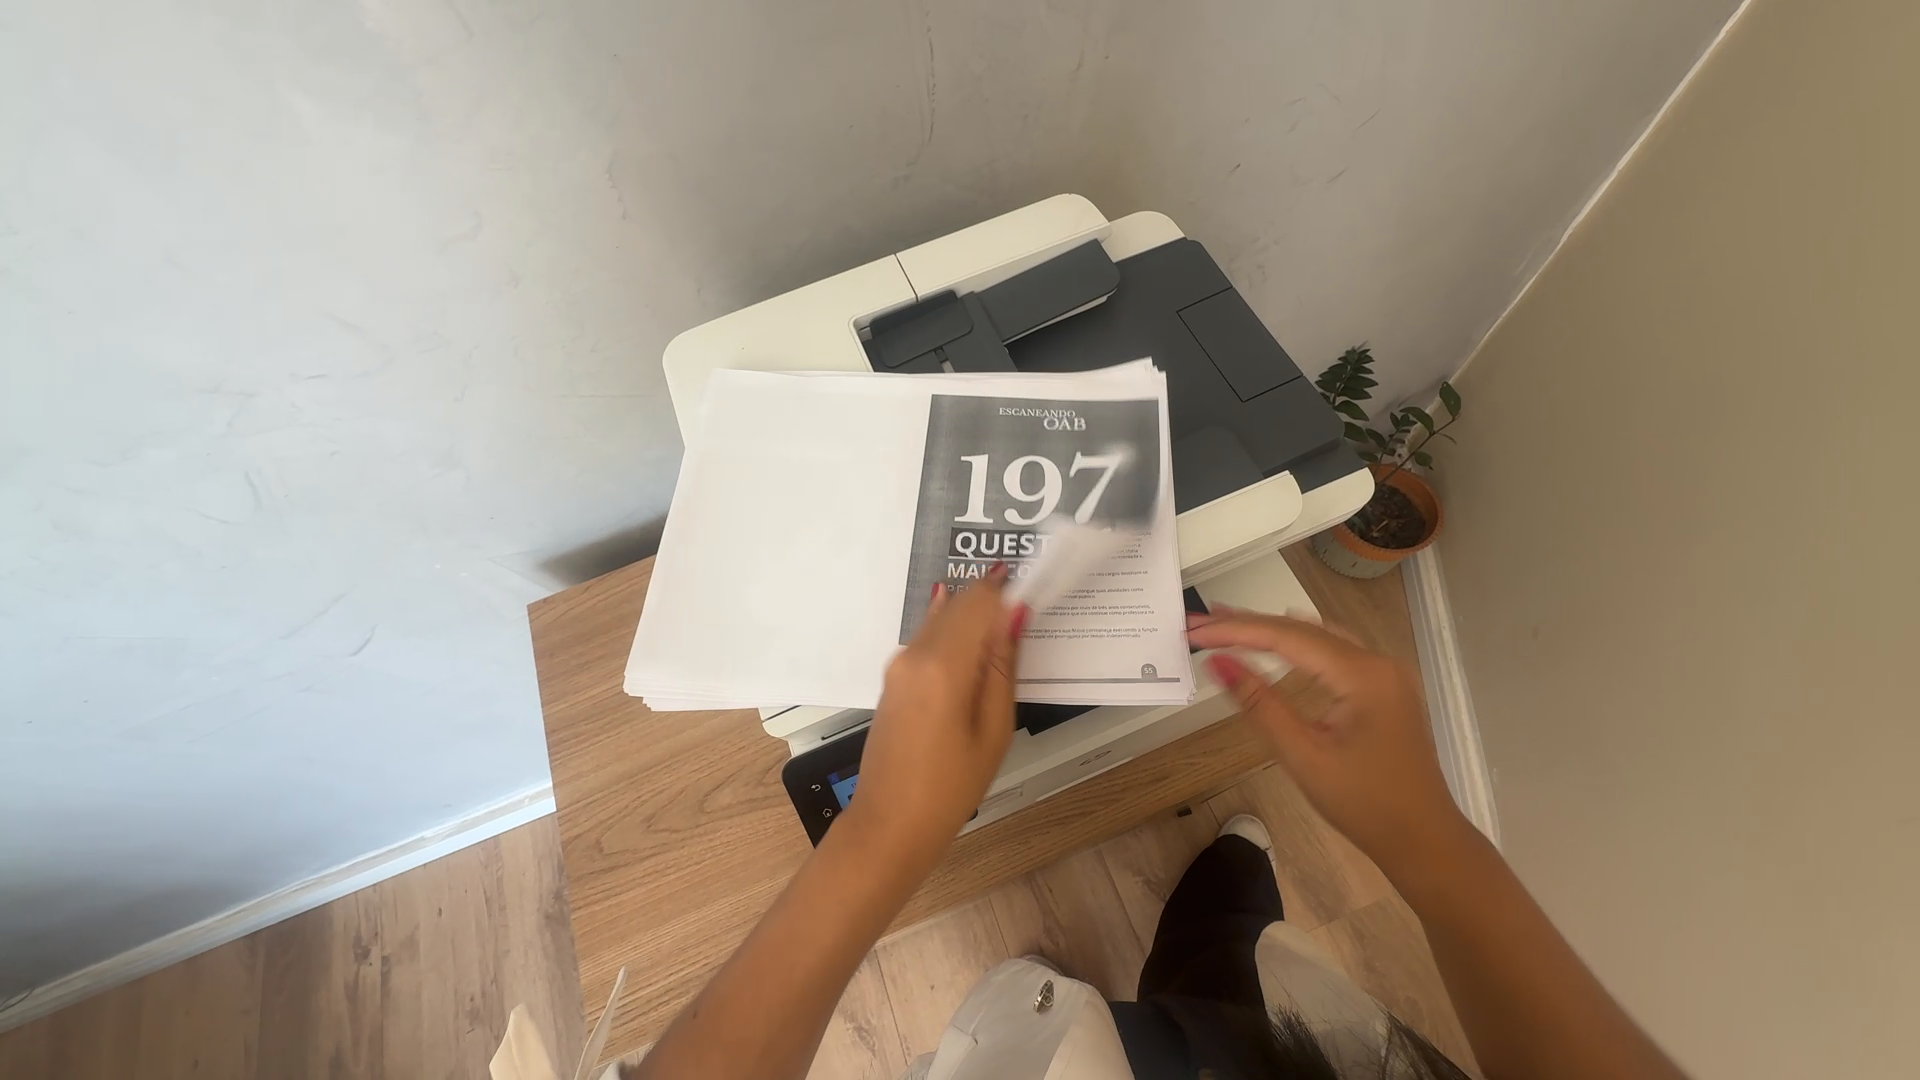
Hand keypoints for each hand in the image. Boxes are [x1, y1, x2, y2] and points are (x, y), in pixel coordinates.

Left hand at [842, 567, 1027, 869]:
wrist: (890, 823)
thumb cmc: (951, 785)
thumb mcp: (994, 728)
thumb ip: (1002, 665)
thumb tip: (1016, 615)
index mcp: (943, 664)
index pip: (978, 601)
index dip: (1006, 589)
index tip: (1032, 587)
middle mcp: (914, 653)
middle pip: (957, 603)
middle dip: (990, 599)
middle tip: (1024, 606)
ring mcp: (898, 664)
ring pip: (940, 618)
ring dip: (972, 615)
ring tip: (1005, 629)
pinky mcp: (892, 677)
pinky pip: (927, 638)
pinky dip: (953, 633)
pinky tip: (974, 645)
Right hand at [1186, 610, 1469, 874]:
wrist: (1425, 841)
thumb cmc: (1364, 804)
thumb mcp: (1302, 754)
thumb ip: (1259, 703)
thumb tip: (1217, 662)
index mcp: (1362, 674)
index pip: (1286, 637)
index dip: (1235, 630)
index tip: (1194, 630)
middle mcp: (1378, 662)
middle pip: (1302, 629)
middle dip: (1248, 624)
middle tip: (1200, 620)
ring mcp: (1385, 674)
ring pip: (1318, 636)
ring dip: (1272, 629)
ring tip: (1228, 624)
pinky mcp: (1384, 688)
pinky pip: (1334, 650)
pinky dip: (1298, 643)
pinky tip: (1280, 641)